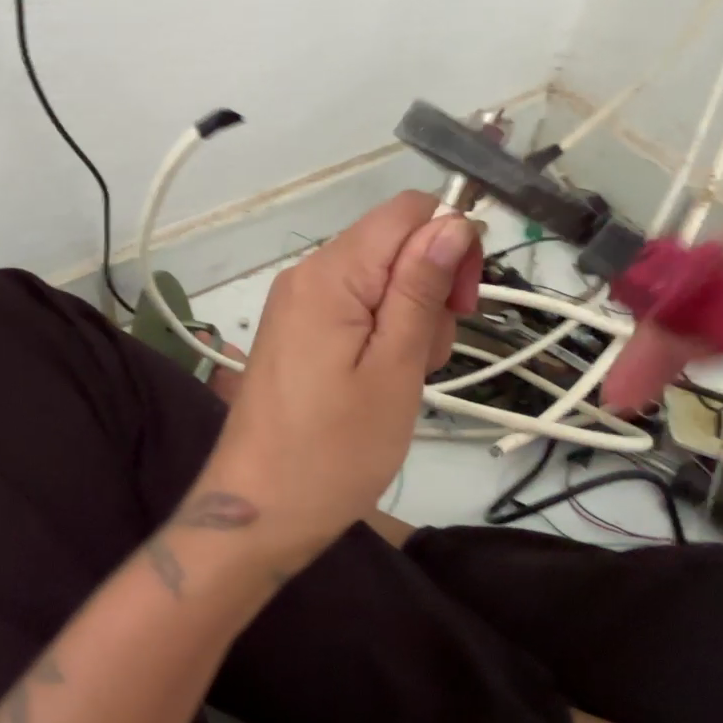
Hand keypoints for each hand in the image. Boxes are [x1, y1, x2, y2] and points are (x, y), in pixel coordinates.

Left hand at [203, 191, 481, 561]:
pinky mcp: (296, 332)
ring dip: (408, 320)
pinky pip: (354, 309)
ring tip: (399, 381)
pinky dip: (380, 337)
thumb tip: (454, 221)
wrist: (258, 511)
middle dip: (429, 290)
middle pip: (394, 244)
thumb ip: (421, 288)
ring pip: (380, 281)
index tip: (463, 303)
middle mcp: (307, 274)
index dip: (450, 242)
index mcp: (329, 274)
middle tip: (424, 358)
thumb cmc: (333, 452)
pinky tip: (378, 383)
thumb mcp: (394, 369)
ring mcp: (297, 304)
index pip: (407, 210)